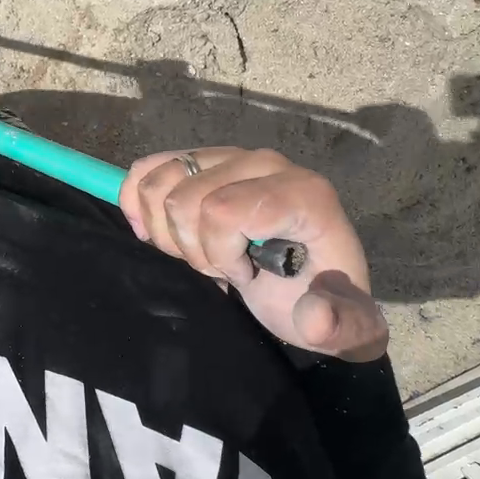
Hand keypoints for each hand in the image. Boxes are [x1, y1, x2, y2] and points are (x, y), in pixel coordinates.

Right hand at [118, 148, 387, 361]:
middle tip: (222, 267)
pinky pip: (145, 167)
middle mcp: (262, 161)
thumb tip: (317, 321)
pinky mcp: (197, 158)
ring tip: (198, 248)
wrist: (304, 279)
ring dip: (166, 229)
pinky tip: (153, 228)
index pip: (221, 210)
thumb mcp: (342, 322)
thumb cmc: (317, 295)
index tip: (246, 275)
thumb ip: (340, 324)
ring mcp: (225, 155)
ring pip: (159, 184)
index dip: (219, 252)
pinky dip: (137, 201)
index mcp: (301, 192)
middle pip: (185, 199)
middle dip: (193, 247)